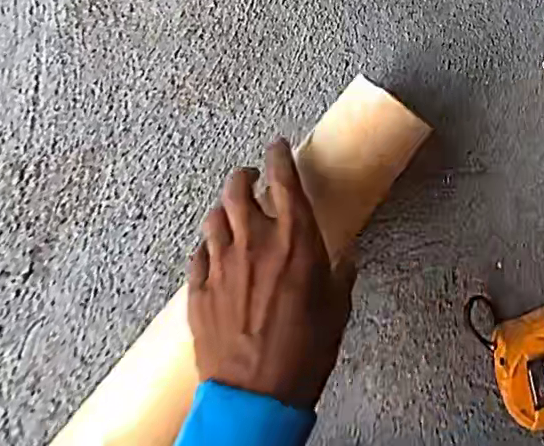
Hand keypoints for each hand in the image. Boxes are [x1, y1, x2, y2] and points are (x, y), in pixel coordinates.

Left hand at [188, 139, 356, 409]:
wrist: (257, 397)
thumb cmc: (304, 350)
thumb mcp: (337, 304)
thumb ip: (340, 272)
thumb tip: (346, 259)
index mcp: (295, 237)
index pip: (284, 177)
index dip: (279, 154)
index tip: (278, 145)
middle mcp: (256, 242)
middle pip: (238, 188)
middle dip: (244, 174)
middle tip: (251, 174)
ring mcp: (223, 265)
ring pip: (214, 217)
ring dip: (225, 208)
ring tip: (232, 210)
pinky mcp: (200, 293)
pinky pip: (197, 256)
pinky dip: (207, 247)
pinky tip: (215, 252)